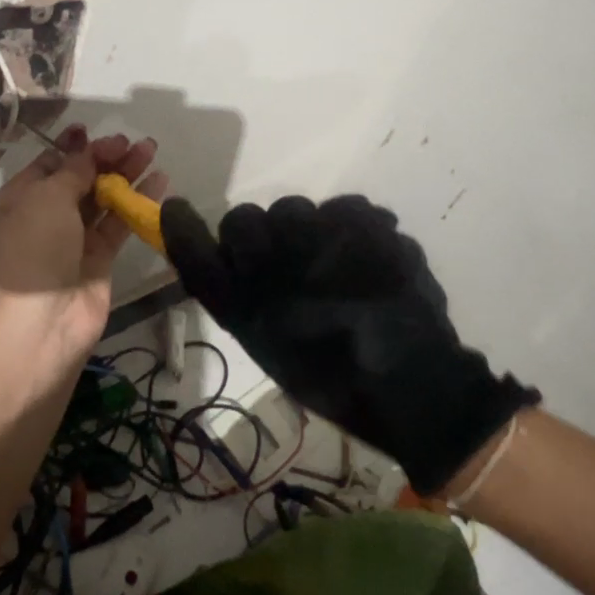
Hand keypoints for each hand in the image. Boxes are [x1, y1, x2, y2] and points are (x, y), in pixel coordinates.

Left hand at [0, 126, 165, 355]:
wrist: (41, 322)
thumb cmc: (32, 249)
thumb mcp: (46, 198)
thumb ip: (74, 171)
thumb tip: (91, 152)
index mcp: (16, 201)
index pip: (48, 165)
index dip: (73, 147)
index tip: (98, 131)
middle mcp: (41, 218)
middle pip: (78, 180)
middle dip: (105, 159)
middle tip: (134, 142)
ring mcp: (71, 240)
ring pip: (102, 200)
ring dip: (125, 176)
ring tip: (152, 151)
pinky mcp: (98, 260)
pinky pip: (119, 224)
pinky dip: (137, 203)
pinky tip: (158, 183)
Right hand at [160, 194, 535, 495]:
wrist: (415, 386)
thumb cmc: (336, 382)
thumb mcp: (272, 347)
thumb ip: (241, 298)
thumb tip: (229, 258)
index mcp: (245, 301)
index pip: (195, 249)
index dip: (183, 227)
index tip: (178, 212)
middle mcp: (272, 262)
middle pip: (246, 219)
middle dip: (261, 236)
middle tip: (289, 267)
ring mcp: (319, 236)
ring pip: (297, 210)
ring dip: (306, 231)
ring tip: (333, 267)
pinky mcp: (364, 223)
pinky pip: (344, 209)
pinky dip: (349, 228)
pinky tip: (364, 259)